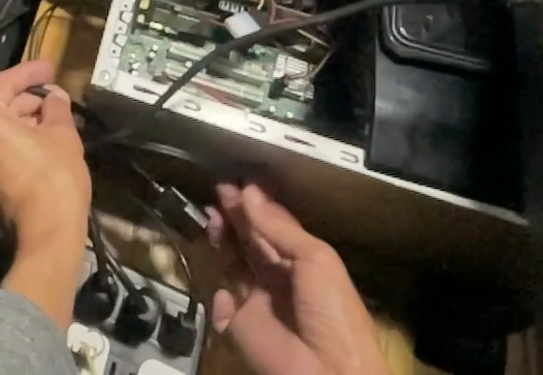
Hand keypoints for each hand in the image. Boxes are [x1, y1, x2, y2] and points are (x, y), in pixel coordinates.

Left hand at [0, 59, 90, 326]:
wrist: (46, 240)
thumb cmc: (53, 178)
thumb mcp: (62, 133)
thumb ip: (55, 106)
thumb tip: (54, 96)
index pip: (5, 83)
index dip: (30, 72)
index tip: (50, 66)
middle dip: (28, 101)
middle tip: (56, 98)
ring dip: (24, 124)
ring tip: (53, 122)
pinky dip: (16, 146)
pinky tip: (41, 146)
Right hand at [206, 183, 387, 374]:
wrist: (330, 374)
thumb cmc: (332, 311)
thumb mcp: (315, 258)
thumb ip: (278, 226)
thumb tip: (247, 192)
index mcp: (300, 262)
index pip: (271, 226)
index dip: (253, 206)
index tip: (233, 185)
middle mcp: (277, 278)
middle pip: (248, 241)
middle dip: (232, 217)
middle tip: (216, 196)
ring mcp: (257, 303)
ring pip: (231, 265)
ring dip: (220, 241)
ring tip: (211, 219)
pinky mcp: (239, 327)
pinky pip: (221, 307)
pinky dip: (217, 297)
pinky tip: (224, 288)